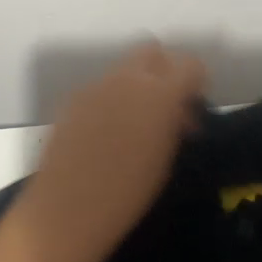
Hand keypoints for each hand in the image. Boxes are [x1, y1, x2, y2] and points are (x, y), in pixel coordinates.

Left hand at [19, 42, 205, 261]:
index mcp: (159, 94)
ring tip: (134, 125)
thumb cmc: (127, 195)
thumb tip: (178, 113)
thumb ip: (174, 125)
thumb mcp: (165, 160)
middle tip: (166, 105)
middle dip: (163, 70)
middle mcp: (127, 79)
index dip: (196, 81)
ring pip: (124, 70)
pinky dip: (110, 102)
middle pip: (152, 51)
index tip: (194, 105)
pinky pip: (101, 89)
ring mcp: (96, 87)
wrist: (66, 209)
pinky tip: (105, 135)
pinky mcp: (73, 100)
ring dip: (135, 87)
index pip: (190, 65)